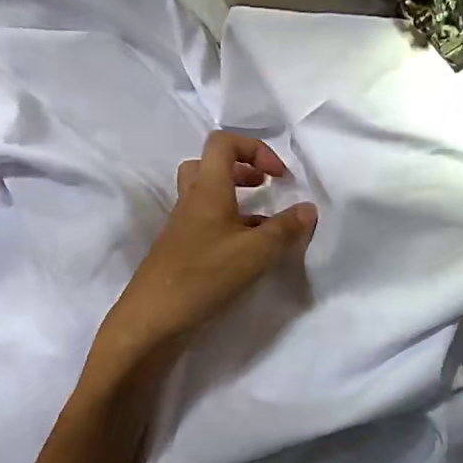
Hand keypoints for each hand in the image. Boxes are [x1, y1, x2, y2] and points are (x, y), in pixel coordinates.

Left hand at [95, 132, 316, 369]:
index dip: (255, 149)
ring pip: (207, 196)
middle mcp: (191, 202)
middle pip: (209, 165)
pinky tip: (247, 253)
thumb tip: (308, 208)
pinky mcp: (181, 251)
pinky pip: (206, 224)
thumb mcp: (256, 252)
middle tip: (266, 188)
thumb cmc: (205, 276)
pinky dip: (229, 227)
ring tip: (262, 223)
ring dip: (236, 200)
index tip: (278, 176)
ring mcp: (182, 227)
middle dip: (242, 169)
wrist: (154, 318)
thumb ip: (285, 229)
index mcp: (208, 190)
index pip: (224, 143)